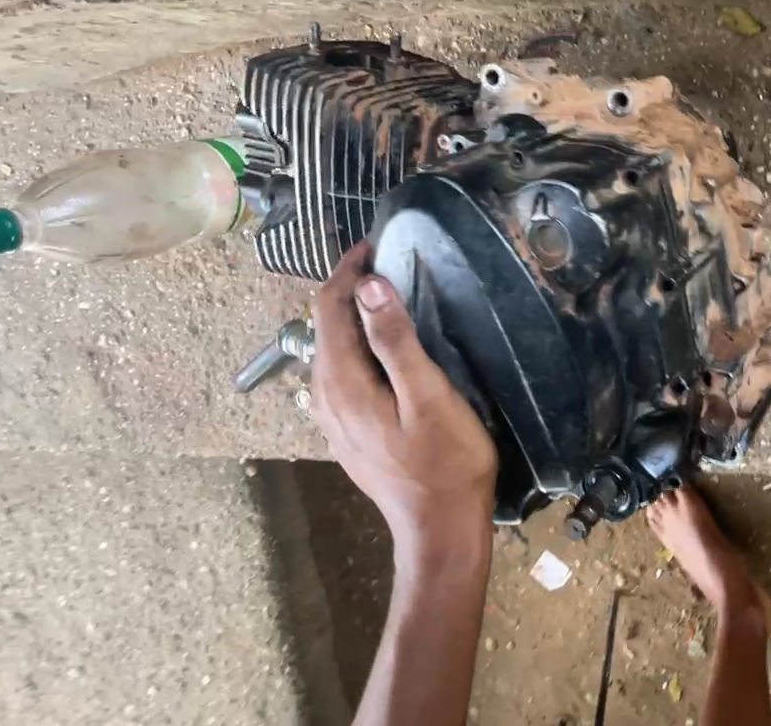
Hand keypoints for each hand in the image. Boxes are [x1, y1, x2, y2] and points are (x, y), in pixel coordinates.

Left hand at [309, 242, 497, 558]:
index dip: (348, 271)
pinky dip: (358, 342)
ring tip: (390, 292)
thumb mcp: (428, 396)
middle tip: (389, 261)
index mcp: (342, 382)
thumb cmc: (445, 460)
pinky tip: (385, 344)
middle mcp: (325, 397)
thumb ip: (396, 341)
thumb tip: (370, 287)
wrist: (439, 526)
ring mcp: (333, 417)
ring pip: (331, 348)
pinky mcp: (347, 429)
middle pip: (325, 326)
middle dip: (350, 287)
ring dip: (353, 314)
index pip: (329, 308)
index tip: (377, 243)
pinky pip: (341, 370)